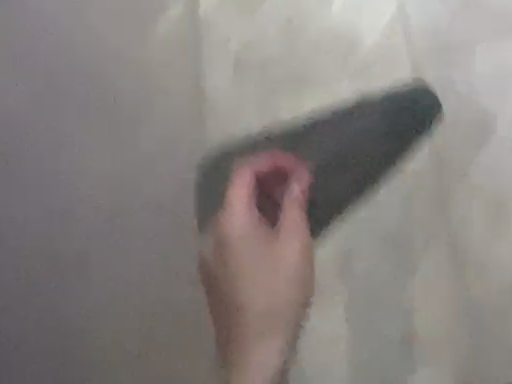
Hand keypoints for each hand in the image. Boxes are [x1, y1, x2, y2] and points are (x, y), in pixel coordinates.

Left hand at [198, 152, 314, 383]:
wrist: (255, 351)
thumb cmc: (279, 291)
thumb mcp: (295, 240)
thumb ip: (295, 201)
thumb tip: (300, 173)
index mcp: (229, 220)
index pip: (244, 171)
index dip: (273, 160)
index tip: (300, 166)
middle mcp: (211, 232)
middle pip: (237, 190)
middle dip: (270, 179)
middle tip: (303, 184)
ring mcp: (209, 254)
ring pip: (236, 211)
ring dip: (264, 200)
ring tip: (295, 206)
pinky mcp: (214, 271)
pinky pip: (233, 231)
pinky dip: (254, 220)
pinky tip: (278, 233)